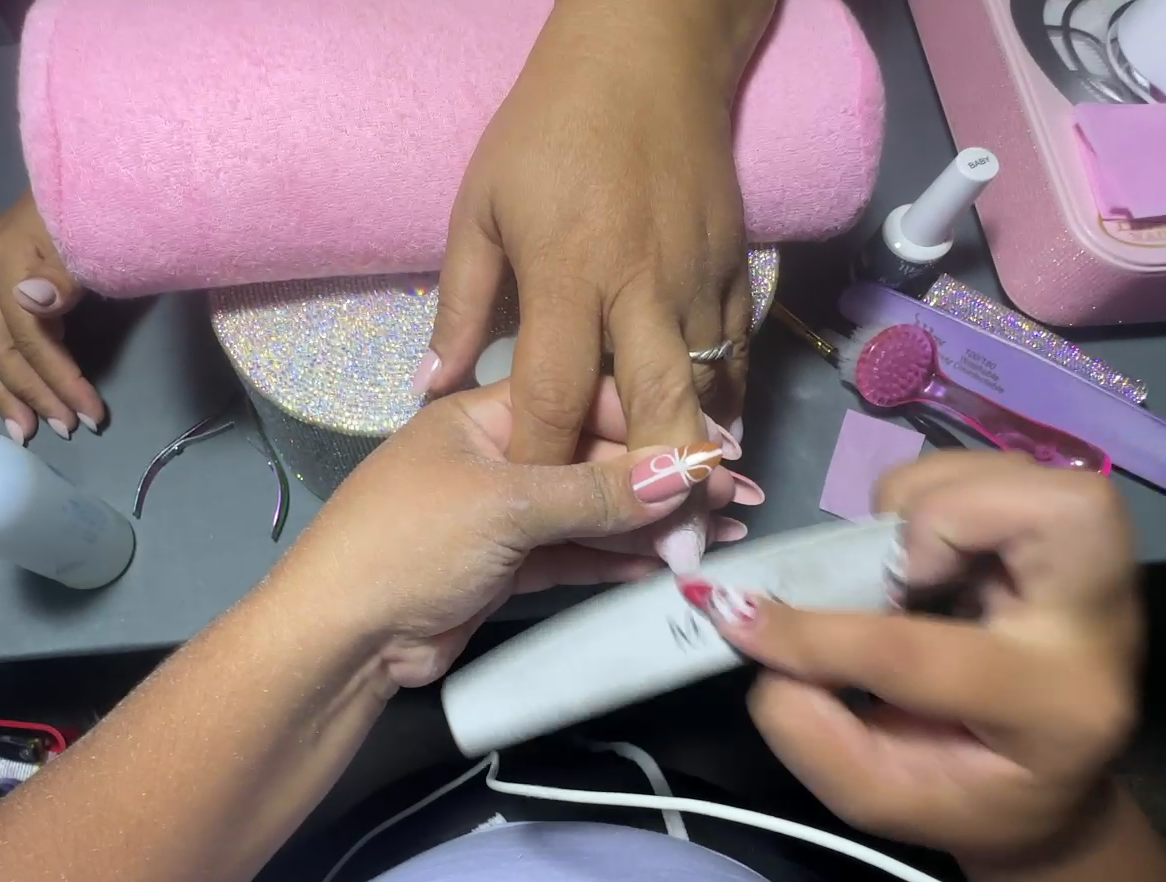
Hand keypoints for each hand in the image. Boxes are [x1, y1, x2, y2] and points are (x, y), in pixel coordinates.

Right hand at [0, 192, 101, 442]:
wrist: (94, 174)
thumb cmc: (98, 210)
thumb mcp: (87, 240)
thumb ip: (62, 274)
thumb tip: (33, 304)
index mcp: (4, 262)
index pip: (28, 339)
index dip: (59, 381)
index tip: (91, 416)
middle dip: (30, 395)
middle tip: (61, 431)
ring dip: (8, 393)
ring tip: (24, 429)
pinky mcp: (1, 285)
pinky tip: (1, 399)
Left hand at [279, 379, 742, 687]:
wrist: (345, 634)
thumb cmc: (413, 542)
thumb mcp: (504, 504)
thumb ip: (596, 490)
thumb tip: (686, 471)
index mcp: (486, 416)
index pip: (583, 401)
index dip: (652, 425)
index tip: (716, 450)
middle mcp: (501, 458)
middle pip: (595, 461)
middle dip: (663, 482)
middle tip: (736, 499)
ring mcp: (506, 516)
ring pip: (591, 513)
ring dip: (652, 525)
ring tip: (724, 533)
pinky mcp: (510, 567)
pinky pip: (575, 554)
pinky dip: (619, 558)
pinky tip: (670, 562)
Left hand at [422, 2, 766, 570]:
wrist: (650, 41)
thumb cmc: (546, 130)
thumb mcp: (479, 210)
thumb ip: (461, 305)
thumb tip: (431, 382)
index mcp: (566, 276)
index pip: (555, 395)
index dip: (552, 462)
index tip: (548, 515)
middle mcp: (637, 289)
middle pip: (650, 406)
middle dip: (657, 484)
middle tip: (668, 546)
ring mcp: (695, 280)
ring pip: (704, 388)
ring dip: (702, 456)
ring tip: (702, 513)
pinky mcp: (734, 268)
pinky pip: (734, 353)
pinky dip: (725, 402)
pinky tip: (715, 440)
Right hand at [685, 453, 1142, 859]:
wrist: (1044, 785)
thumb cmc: (956, 794)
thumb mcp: (869, 795)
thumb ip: (803, 725)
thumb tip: (758, 635)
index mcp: (1047, 712)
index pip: (917, 653)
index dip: (813, 634)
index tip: (735, 615)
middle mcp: (1092, 630)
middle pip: (1065, 512)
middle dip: (946, 515)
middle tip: (887, 564)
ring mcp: (1090, 576)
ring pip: (1023, 478)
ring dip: (925, 501)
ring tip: (890, 559)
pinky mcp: (1063, 545)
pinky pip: (994, 474)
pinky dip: (929, 494)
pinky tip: (910, 548)